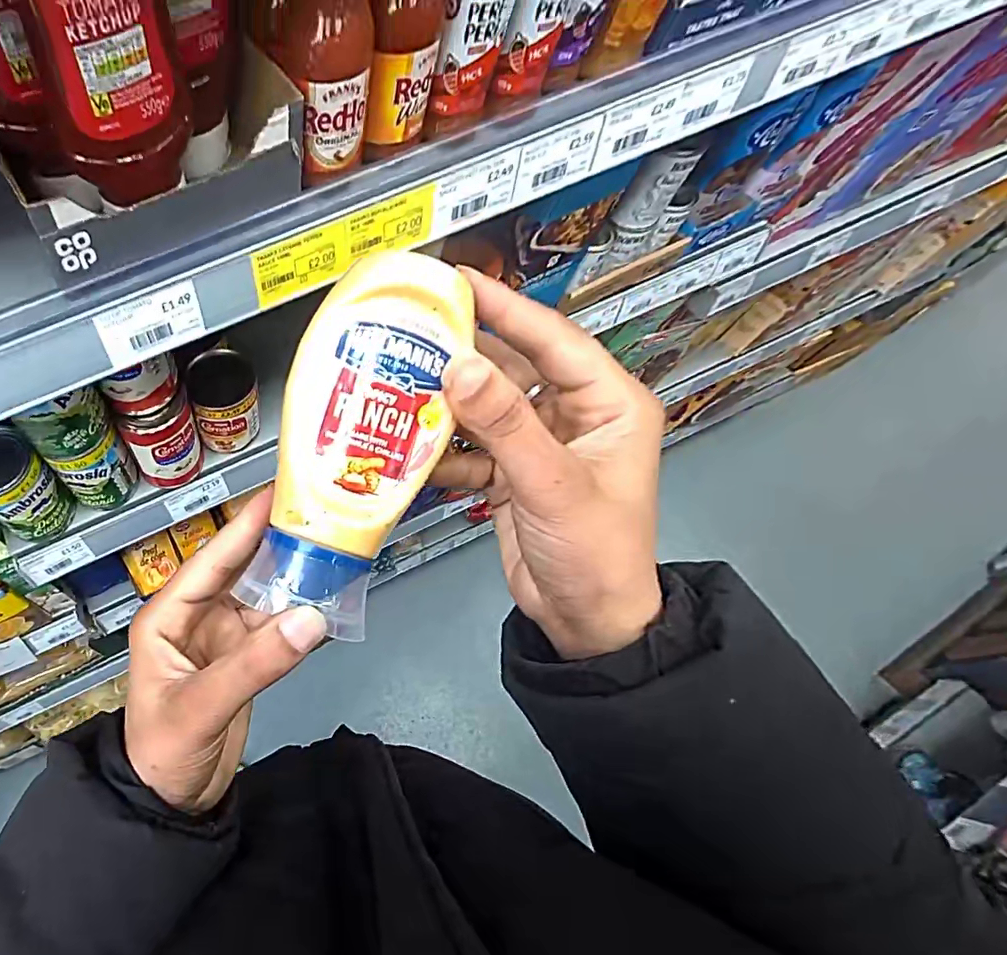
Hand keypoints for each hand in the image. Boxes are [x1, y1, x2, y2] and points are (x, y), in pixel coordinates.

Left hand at [124, 491, 329, 812]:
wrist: (170, 802)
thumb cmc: (162, 751)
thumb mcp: (202, 707)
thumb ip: (255, 664)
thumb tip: (311, 617)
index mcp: (168, 616)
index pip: (209, 562)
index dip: (242, 528)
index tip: (276, 496)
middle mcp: (196, 619)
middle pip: (240, 572)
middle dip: (276, 545)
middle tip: (319, 515)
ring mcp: (223, 639)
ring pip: (263, 598)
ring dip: (295, 580)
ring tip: (335, 551)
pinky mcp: (244, 660)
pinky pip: (276, 629)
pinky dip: (302, 617)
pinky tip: (330, 601)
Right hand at [429, 268, 664, 659]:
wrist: (584, 619)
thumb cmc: (595, 552)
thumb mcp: (551, 483)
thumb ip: (504, 424)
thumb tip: (459, 366)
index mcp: (606, 404)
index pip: (552, 340)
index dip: (506, 309)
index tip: (460, 283)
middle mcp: (571, 417)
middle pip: (510, 372)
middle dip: (463, 361)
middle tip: (412, 339)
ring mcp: (536, 448)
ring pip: (484, 413)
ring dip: (446, 410)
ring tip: (400, 394)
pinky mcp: (509, 477)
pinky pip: (471, 451)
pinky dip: (444, 455)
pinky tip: (414, 455)